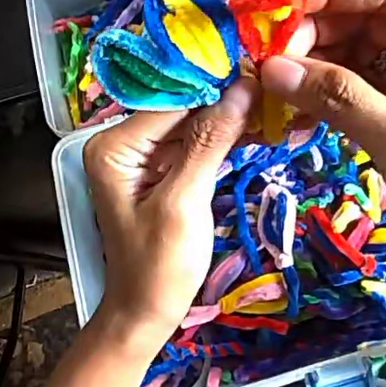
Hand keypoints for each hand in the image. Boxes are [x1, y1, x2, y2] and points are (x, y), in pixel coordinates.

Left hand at [83, 81, 254, 341]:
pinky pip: (190, 147)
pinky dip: (219, 143)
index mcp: (113, 146)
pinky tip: (251, 132)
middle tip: (272, 92)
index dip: (216, 88)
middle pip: (180, 111)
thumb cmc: (159, 266)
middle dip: (224, 104)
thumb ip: (209, 142)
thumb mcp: (184, 202)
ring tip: (270, 109)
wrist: (146, 314)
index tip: (260, 73)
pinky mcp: (157, 173)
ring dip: (226, 121)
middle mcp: (120, 144)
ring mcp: (138, 159)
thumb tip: (241, 89)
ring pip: (189, 126)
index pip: (171, 102)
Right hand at [259, 0, 385, 285]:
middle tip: (265, 51)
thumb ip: (340, 99)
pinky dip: (326, 91)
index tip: (276, 5)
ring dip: (315, 61)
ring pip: (360, 48)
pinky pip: (360, 83)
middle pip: (373, 15)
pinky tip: (293, 101)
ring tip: (272, 77)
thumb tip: (273, 68)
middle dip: (316, 30)